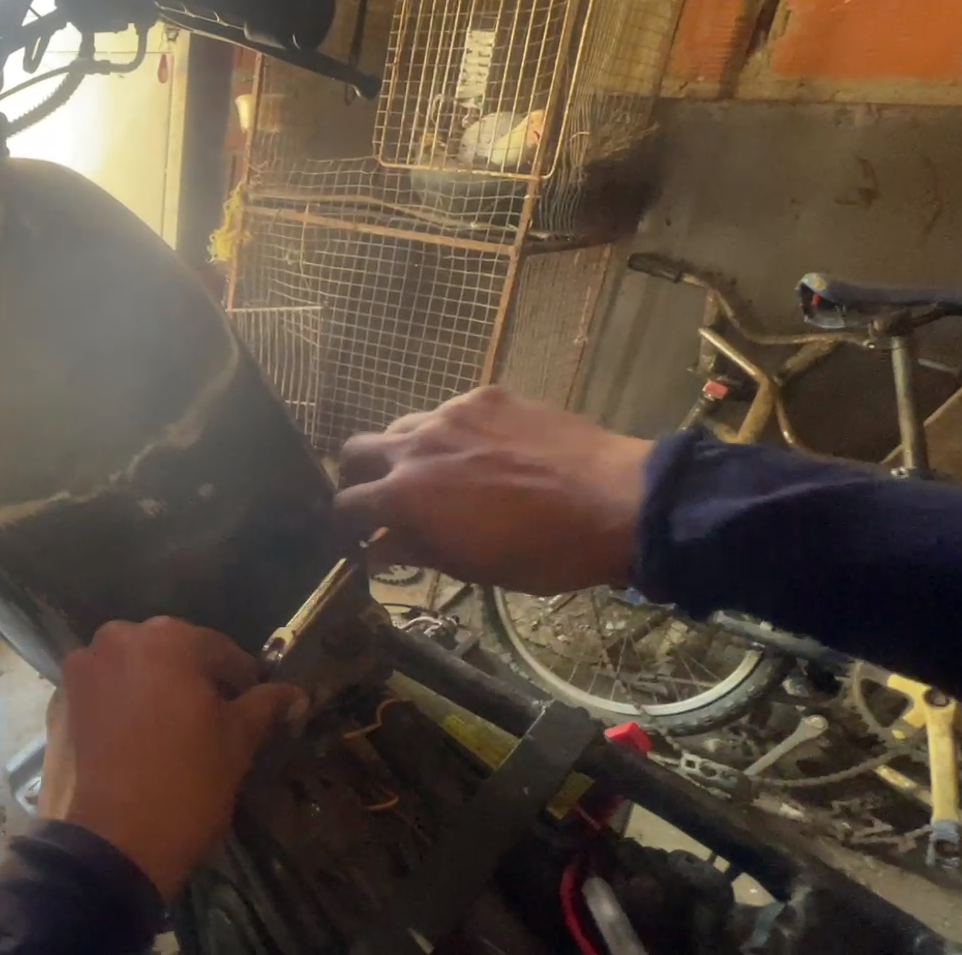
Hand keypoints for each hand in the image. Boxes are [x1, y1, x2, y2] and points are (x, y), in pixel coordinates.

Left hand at [39, 617, 306, 898]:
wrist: (108, 847)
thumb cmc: (185, 784)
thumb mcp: (237, 743)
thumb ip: (265, 706)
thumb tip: (295, 693)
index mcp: (167, 639)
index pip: (218, 648)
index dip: (241, 677)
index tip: (253, 702)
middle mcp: (119, 638)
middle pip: (169, 651)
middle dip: (192, 678)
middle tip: (212, 718)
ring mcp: (82, 669)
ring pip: (131, 668)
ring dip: (151, 687)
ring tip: (168, 731)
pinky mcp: (57, 702)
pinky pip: (100, 693)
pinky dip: (116, 706)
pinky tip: (130, 741)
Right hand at [335, 387, 651, 594]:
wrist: (617, 502)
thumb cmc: (541, 551)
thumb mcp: (470, 565)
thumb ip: (412, 551)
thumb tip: (374, 551)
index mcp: (403, 495)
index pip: (346, 504)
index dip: (344, 523)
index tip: (356, 535)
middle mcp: (414, 446)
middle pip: (354, 450)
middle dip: (357, 475)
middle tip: (382, 496)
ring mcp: (449, 414)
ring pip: (401, 426)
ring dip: (403, 451)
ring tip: (435, 472)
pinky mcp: (484, 396)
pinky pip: (449, 412)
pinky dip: (450, 434)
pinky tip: (484, 451)